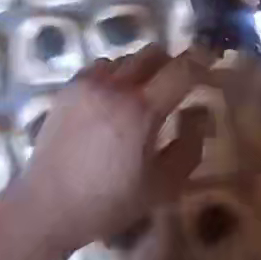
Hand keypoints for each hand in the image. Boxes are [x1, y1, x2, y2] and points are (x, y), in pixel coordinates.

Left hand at [11, 45, 210, 249]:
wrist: (48, 206)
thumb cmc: (109, 202)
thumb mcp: (162, 185)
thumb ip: (190, 146)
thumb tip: (200, 113)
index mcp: (141, 110)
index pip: (181, 69)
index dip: (201, 61)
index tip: (211, 61)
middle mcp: (115, 87)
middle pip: (153, 53)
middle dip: (171, 64)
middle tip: (177, 85)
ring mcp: (88, 84)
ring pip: (126, 58)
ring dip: (142, 70)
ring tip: (142, 96)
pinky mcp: (69, 88)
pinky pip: (101, 67)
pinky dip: (115, 75)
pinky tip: (113, 100)